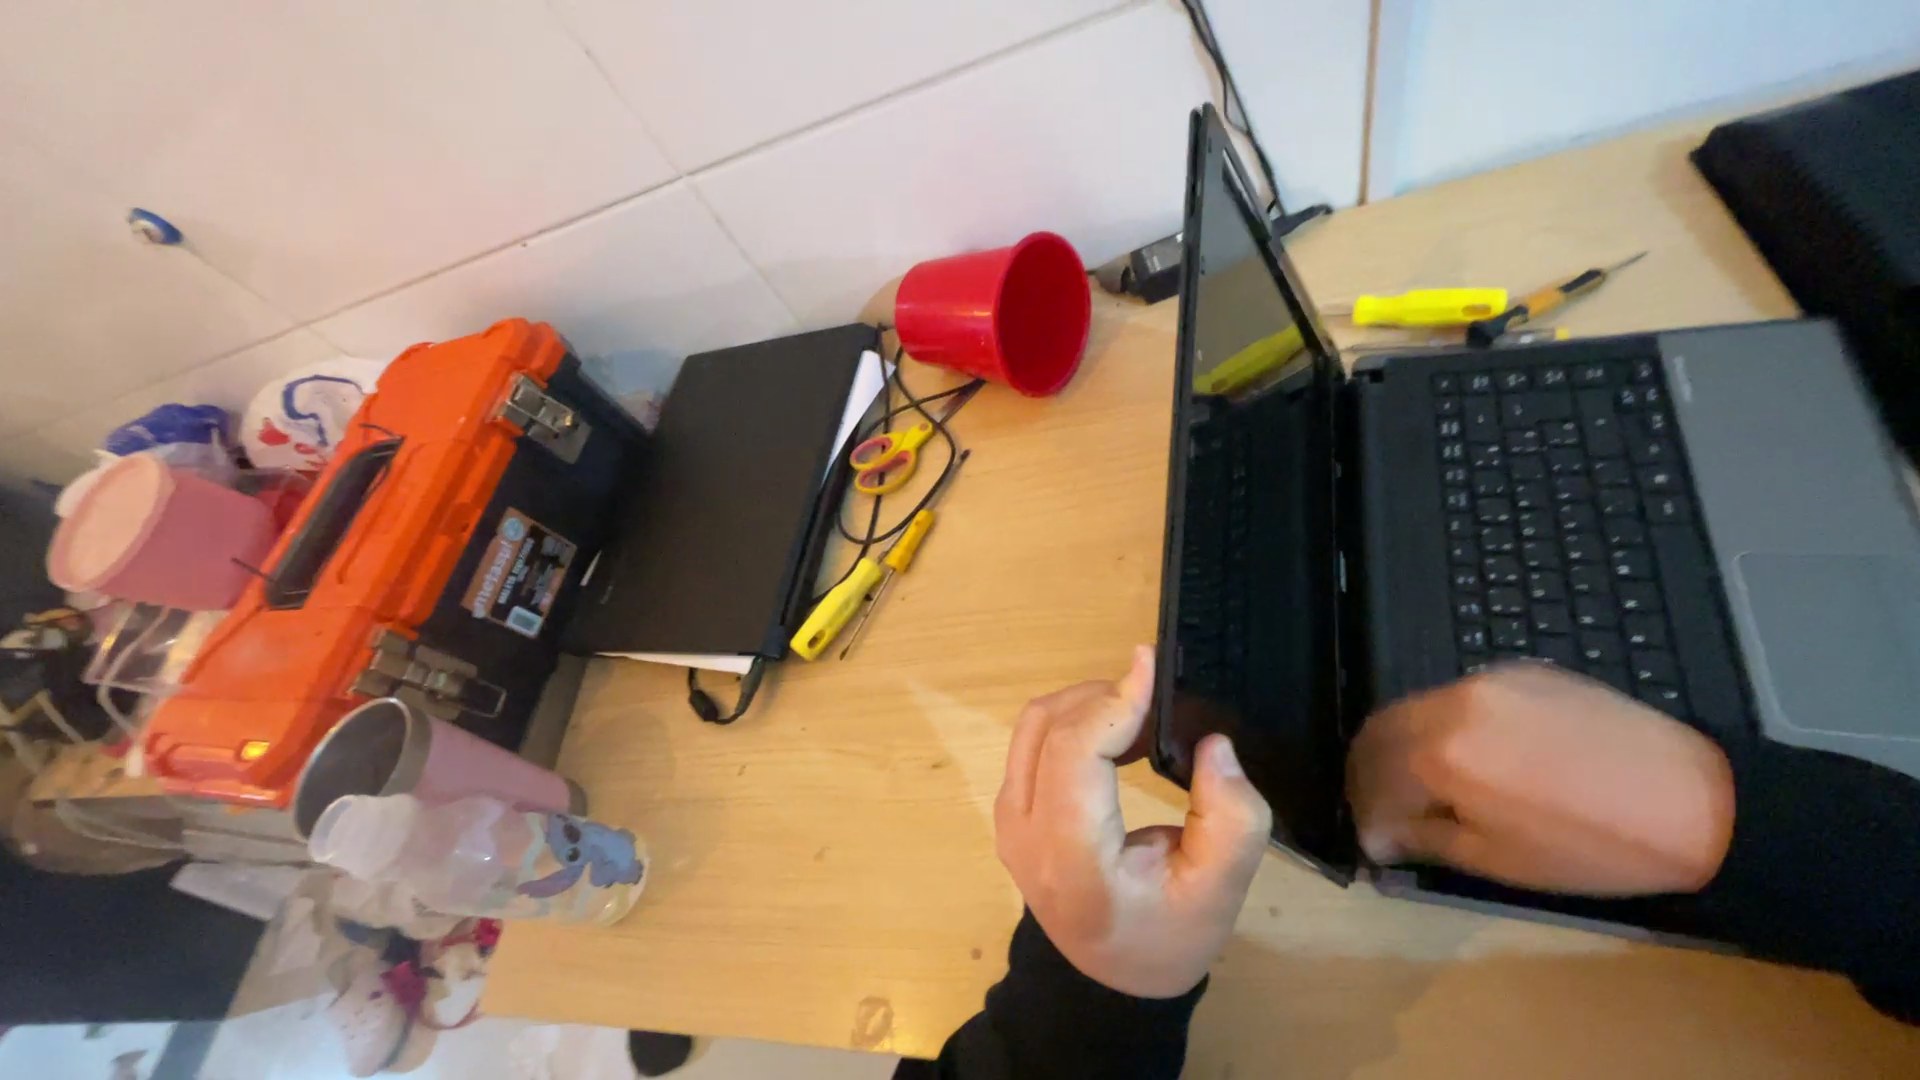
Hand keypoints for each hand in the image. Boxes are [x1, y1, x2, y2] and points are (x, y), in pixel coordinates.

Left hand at [994, 646, 1272, 997]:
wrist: (1105, 978)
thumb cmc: (1163, 938)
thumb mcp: (1218, 896)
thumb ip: (1230, 822)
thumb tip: (1214, 745)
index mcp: (1069, 856)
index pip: (1074, 752)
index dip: (1113, 701)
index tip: (1151, 665)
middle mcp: (1022, 829)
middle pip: (1047, 726)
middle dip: (1104, 697)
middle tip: (1157, 698)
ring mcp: (1007, 816)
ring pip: (1034, 724)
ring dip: (1086, 704)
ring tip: (1139, 716)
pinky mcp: (1009, 807)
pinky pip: (1032, 740)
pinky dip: (1073, 720)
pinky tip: (1116, 735)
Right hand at [1348, 663, 1734, 894]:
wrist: (1699, 803)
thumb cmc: (1596, 848)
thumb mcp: (1499, 861)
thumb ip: (1425, 838)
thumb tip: (1381, 834)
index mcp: (1442, 756)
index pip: (1374, 780)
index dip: (1365, 816)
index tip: (1372, 842)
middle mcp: (1450, 706)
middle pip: (1378, 731)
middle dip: (1367, 771)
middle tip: (1377, 807)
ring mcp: (1483, 682)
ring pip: (1412, 708)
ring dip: (1400, 745)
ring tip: (1419, 781)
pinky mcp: (1517, 671)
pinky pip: (1455, 697)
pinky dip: (1441, 726)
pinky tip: (1468, 754)